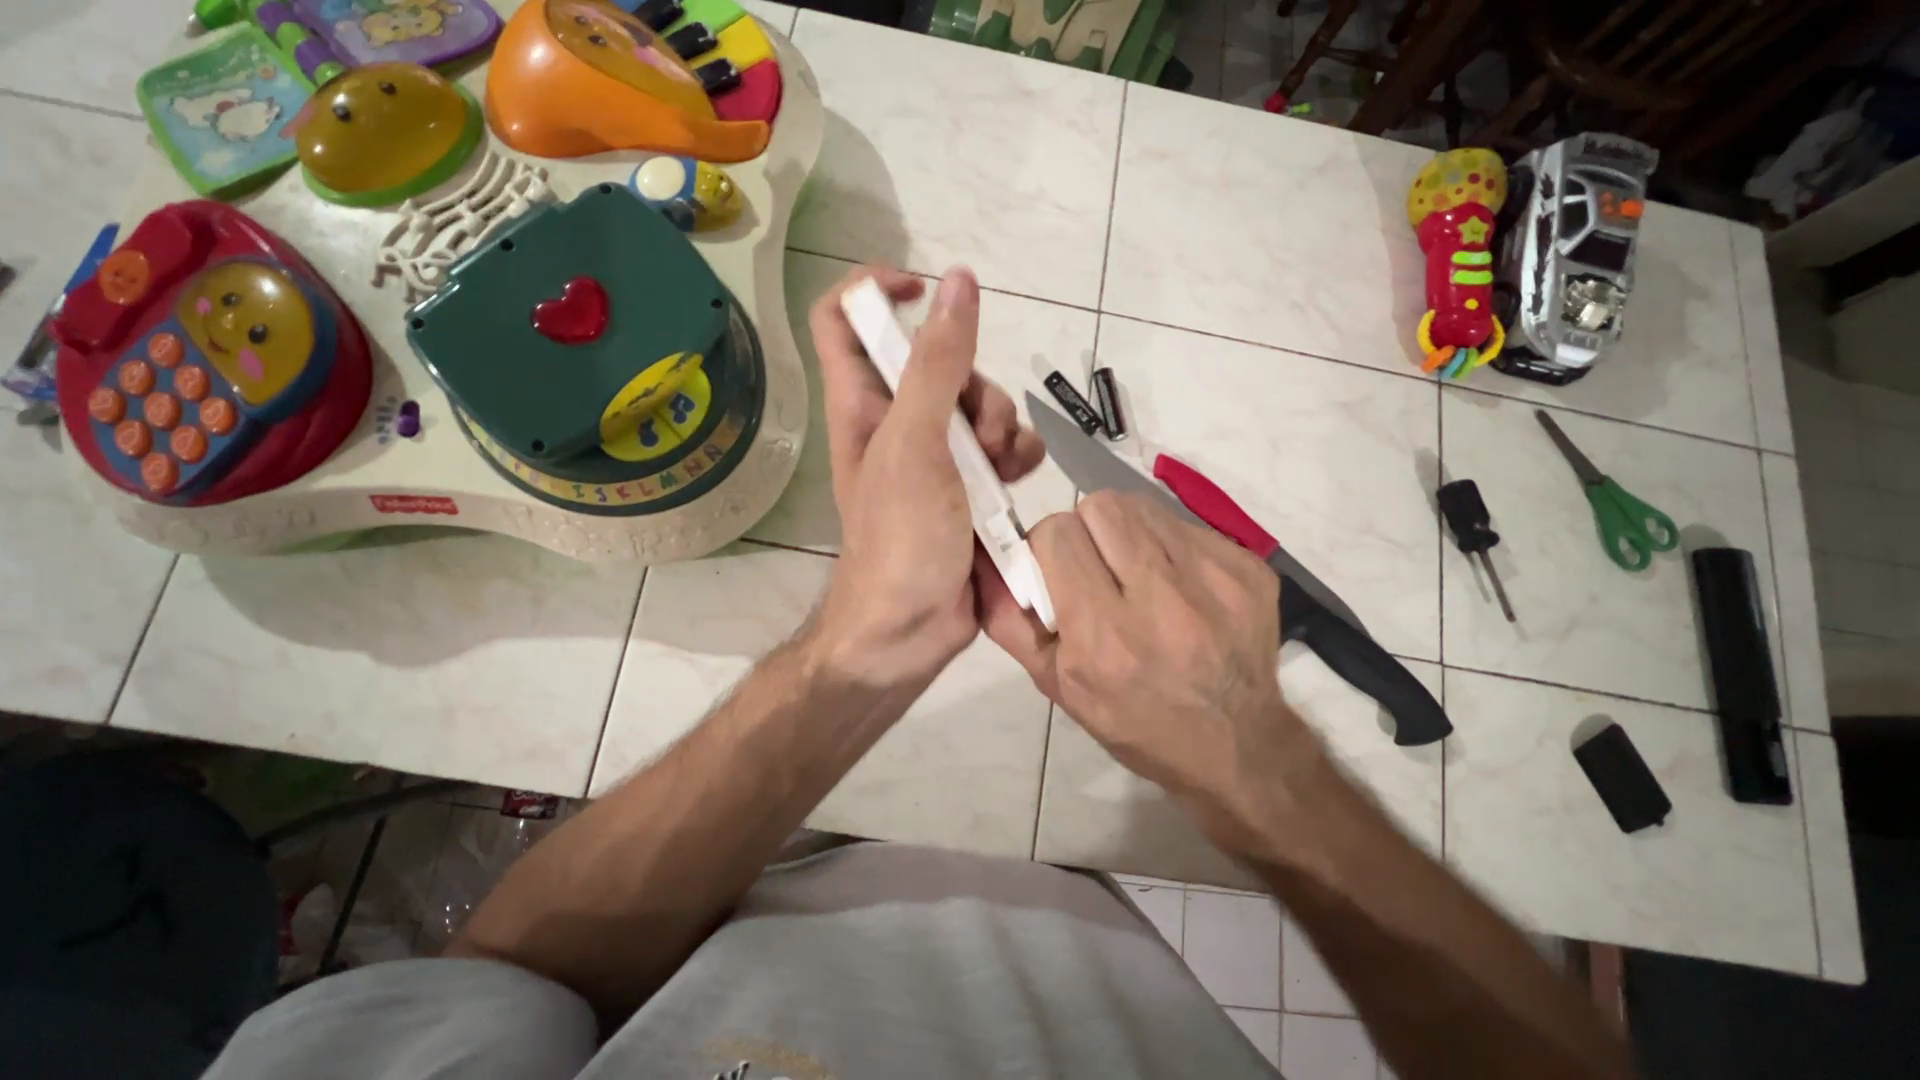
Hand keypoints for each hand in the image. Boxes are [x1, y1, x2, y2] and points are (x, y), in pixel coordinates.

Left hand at [806, 265, 1045, 688]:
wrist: (911, 630)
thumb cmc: (898, 539)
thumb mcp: (916, 445)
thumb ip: (938, 364)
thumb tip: (956, 280)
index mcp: (863, 403)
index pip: (845, 317)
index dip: (874, 289)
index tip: (922, 290)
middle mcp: (897, 422)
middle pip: (939, 361)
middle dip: (974, 384)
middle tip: (978, 434)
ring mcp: (936, 457)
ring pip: (980, 404)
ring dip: (1003, 426)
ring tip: (1001, 470)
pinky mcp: (971, 488)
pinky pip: (1004, 448)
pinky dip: (1018, 456)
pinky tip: (1019, 479)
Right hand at [989, 492, 1323, 844]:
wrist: (1235, 743)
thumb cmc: (1134, 720)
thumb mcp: (1057, 685)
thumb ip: (1010, 620)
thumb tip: (983, 558)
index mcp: (1106, 636)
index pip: (1057, 535)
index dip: (1048, 548)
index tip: (1057, 572)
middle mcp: (1162, 600)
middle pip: (1100, 508)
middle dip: (1085, 531)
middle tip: (1095, 566)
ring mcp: (1214, 578)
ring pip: (1142, 507)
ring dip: (1126, 532)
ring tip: (1135, 573)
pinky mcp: (1247, 567)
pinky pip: (1185, 524)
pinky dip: (1168, 545)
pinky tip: (1177, 585)